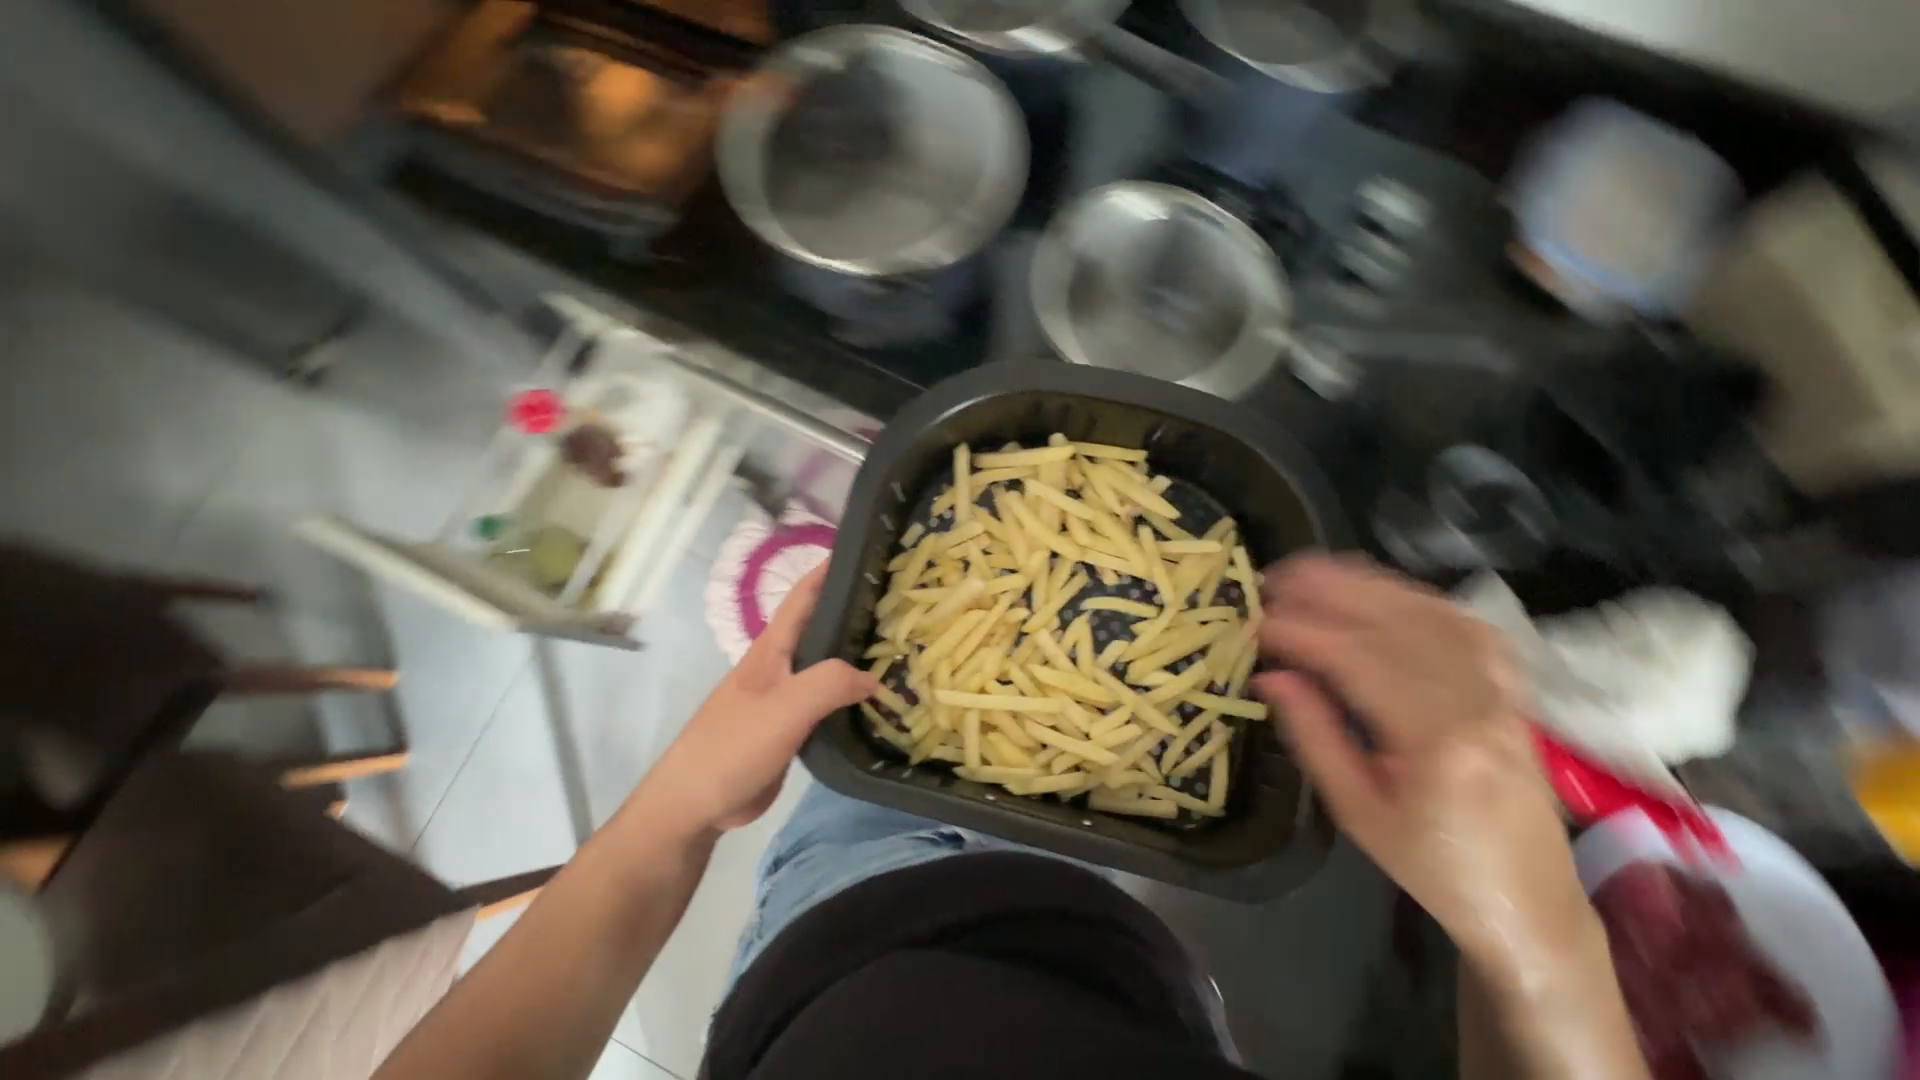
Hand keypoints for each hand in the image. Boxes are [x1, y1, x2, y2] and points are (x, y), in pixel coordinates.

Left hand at [645, 563, 875, 833]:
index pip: (803, 597)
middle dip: (854, 612)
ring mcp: (783, 699)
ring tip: (900, 649)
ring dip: (856, 657)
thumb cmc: (734, 744)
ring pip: (826, 668)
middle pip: (820, 629)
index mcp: (772, 649)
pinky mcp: (789, 730)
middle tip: (900, 604)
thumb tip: (873, 678)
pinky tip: (876, 701)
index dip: (829, 571)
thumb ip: (831, 682)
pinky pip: (827, 704)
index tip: (864, 551)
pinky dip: (851, 697)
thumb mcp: (786, 706)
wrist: (696, 803)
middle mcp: (779, 667)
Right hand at [1252, 556, 1595, 974]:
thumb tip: (1270, 676)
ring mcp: (1502, 689)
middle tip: (1272, 579)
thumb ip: (1313, 736)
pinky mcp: (1512, 687)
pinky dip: (1415, 597)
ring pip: (1428, 613)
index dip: (1300, 634)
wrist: (1527, 899)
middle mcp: (1477, 701)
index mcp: (1436, 741)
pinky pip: (1463, 623)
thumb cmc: (1431, 864)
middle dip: (1328, 594)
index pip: (1356, 661)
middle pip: (1393, 624)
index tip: (1255, 621)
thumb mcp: (1356, 810)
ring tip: (1311, 571)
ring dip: (1366, 585)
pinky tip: (1379, 591)